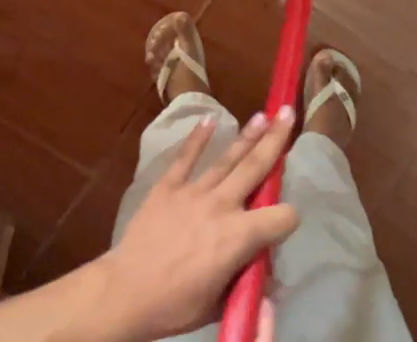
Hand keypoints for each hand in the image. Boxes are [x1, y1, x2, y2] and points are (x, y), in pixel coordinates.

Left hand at [92, 107, 299, 339]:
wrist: (127, 292)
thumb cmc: (176, 304)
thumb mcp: (221, 303)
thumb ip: (247, 285)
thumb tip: (267, 278)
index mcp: (239, 237)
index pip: (281, 218)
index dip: (289, 219)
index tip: (287, 222)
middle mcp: (221, 206)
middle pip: (255, 168)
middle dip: (276, 141)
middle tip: (288, 113)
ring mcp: (193, 192)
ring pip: (226, 159)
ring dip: (246, 136)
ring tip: (263, 114)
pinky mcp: (168, 186)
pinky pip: (185, 158)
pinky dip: (197, 139)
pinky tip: (208, 120)